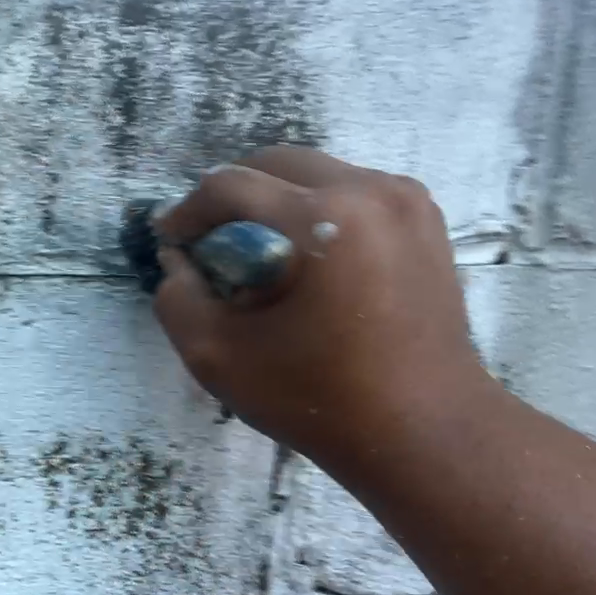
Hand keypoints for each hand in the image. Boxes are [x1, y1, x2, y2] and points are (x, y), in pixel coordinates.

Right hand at [151, 146, 490, 465]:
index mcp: (323, 217)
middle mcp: (372, 189)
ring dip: (273, 203)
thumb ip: (178, 300)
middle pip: (277, 164)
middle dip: (230, 197)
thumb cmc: (315, 398)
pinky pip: (354, 195)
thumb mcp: (218, 357)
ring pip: (317, 174)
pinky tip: (302, 265)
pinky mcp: (426, 223)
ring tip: (253, 256)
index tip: (169, 243)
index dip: (187, 211)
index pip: (231, 185)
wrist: (420, 430)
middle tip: (206, 243)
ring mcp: (408, 202)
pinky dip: (315, 215)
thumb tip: (176, 263)